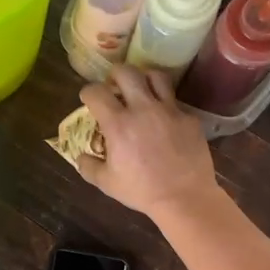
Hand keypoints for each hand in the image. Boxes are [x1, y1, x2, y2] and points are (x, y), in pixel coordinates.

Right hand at [77, 65, 218, 218]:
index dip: (87, 92)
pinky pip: (174, 102)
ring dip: (143, 78)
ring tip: (140, 89)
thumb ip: (88, 166)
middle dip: (114, 74)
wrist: (184, 197)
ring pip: (155, 76)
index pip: (96, 92)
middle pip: (126, 72)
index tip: (87, 99)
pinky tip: (162, 118)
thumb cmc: (141, 190)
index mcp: (118, 124)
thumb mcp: (106, 183)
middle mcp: (143, 108)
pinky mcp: (188, 118)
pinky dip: (164, 104)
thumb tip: (80, 156)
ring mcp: (169, 110)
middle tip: (113, 85)